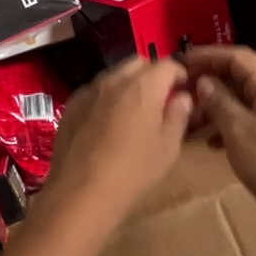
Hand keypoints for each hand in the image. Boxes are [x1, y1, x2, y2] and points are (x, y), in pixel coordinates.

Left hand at [37, 56, 193, 229]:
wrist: (81, 193)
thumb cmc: (133, 172)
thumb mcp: (167, 148)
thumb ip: (178, 116)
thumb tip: (182, 98)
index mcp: (143, 87)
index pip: (167, 64)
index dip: (180, 74)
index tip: (184, 90)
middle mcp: (114, 80)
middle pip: (138, 63)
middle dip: (152, 74)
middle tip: (160, 98)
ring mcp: (88, 91)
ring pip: (114, 74)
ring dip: (128, 83)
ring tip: (133, 110)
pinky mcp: (71, 105)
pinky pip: (94, 90)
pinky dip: (106, 97)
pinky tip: (107, 122)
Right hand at [178, 45, 255, 235]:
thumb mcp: (238, 129)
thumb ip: (218, 101)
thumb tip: (203, 81)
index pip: (236, 56)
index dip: (206, 56)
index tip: (179, 62)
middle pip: (238, 75)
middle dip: (208, 81)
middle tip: (179, 91)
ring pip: (241, 98)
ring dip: (215, 105)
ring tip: (190, 118)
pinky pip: (247, 117)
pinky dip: (227, 123)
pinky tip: (210, 142)